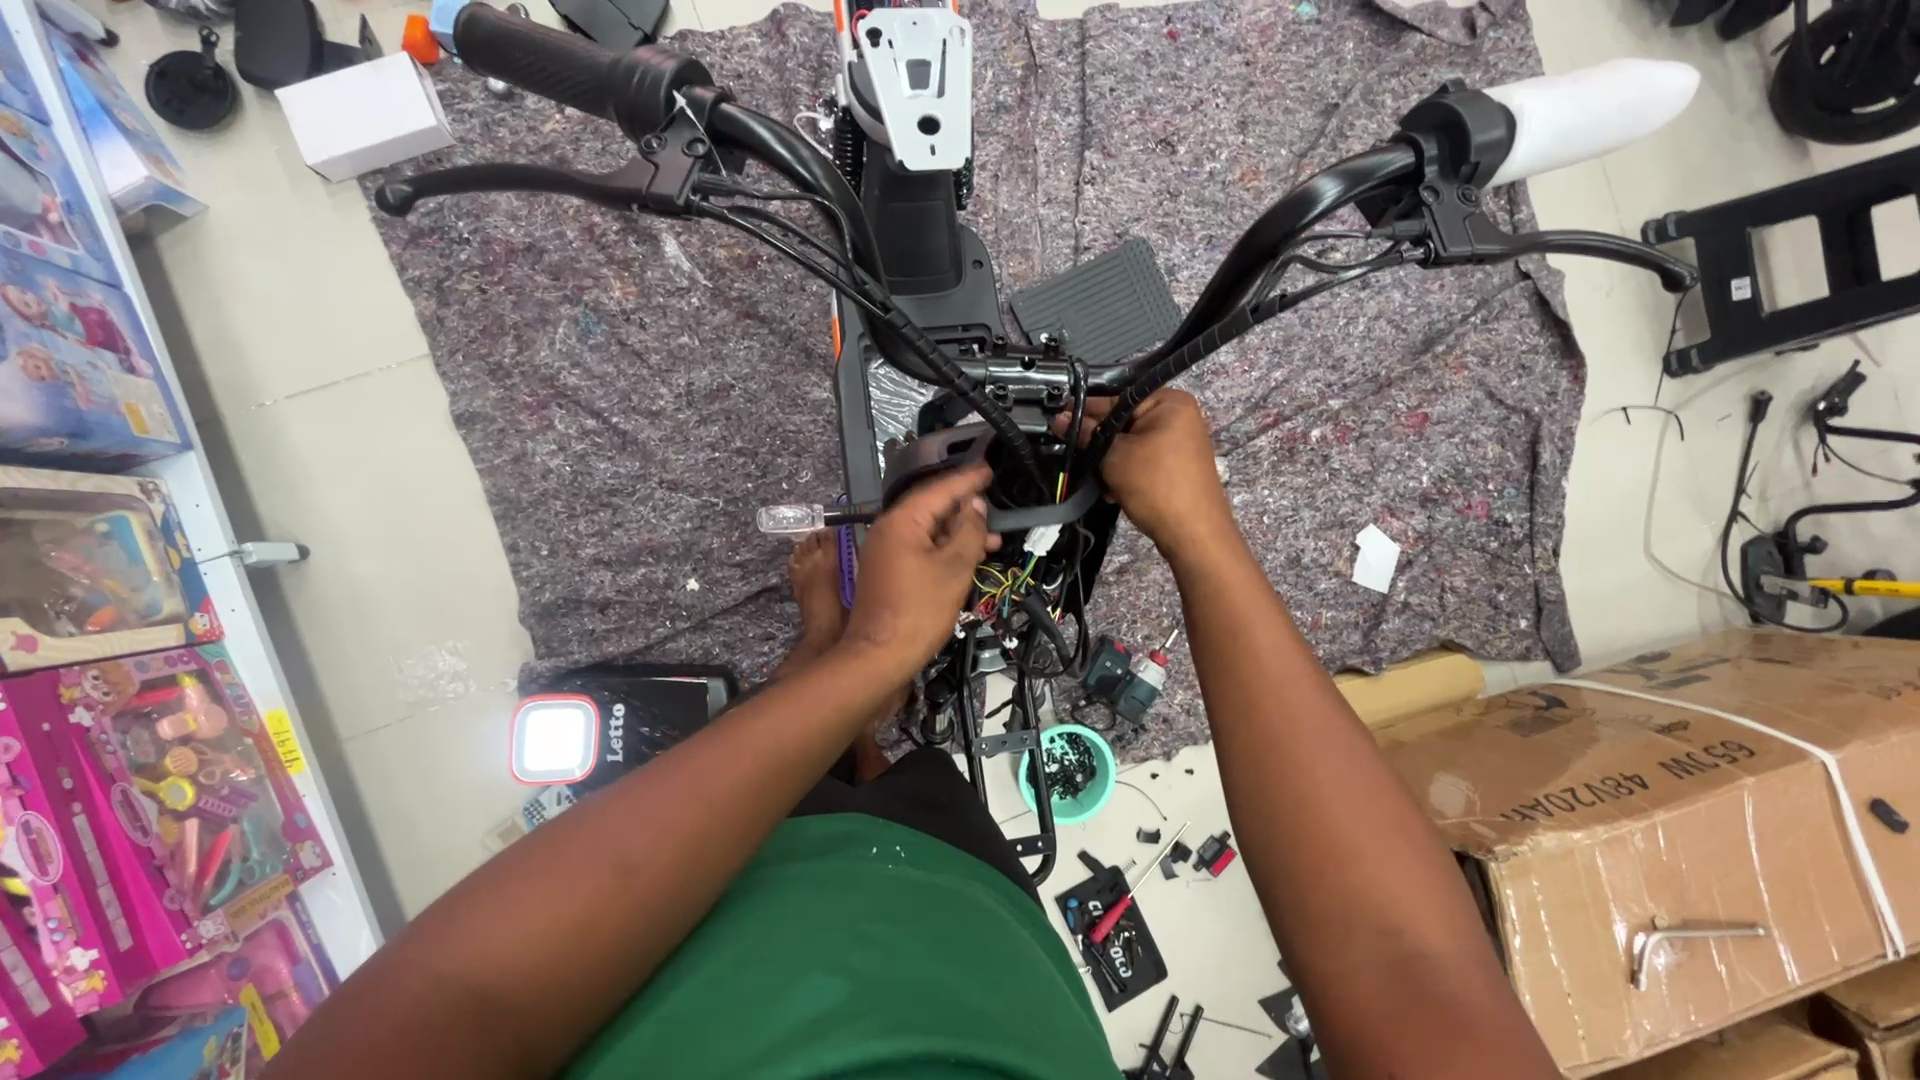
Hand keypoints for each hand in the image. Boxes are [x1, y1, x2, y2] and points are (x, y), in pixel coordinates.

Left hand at [841, 464, 999, 673]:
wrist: (879, 657)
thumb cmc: (918, 611)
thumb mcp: (955, 568)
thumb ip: (969, 531)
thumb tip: (975, 506)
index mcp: (902, 522)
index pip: (939, 489)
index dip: (967, 479)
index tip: (988, 470)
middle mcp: (888, 530)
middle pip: (932, 509)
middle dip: (966, 509)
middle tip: (995, 508)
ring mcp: (885, 552)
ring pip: (928, 532)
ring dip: (959, 534)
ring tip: (992, 541)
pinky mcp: (888, 572)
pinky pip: (920, 549)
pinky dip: (944, 550)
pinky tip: (967, 560)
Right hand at [1053, 389, 1233, 562]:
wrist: (1193, 535)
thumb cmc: (1155, 486)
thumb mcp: (1115, 457)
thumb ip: (1087, 434)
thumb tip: (1060, 419)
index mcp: (1169, 402)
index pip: (1117, 399)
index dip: (1086, 412)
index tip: (1060, 423)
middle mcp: (1178, 417)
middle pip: (1124, 423)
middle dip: (1101, 444)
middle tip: (1078, 458)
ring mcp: (1180, 443)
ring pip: (1130, 445)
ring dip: (1111, 464)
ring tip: (1100, 482)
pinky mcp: (1177, 467)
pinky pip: (1142, 461)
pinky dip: (1126, 474)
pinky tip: (1114, 493)